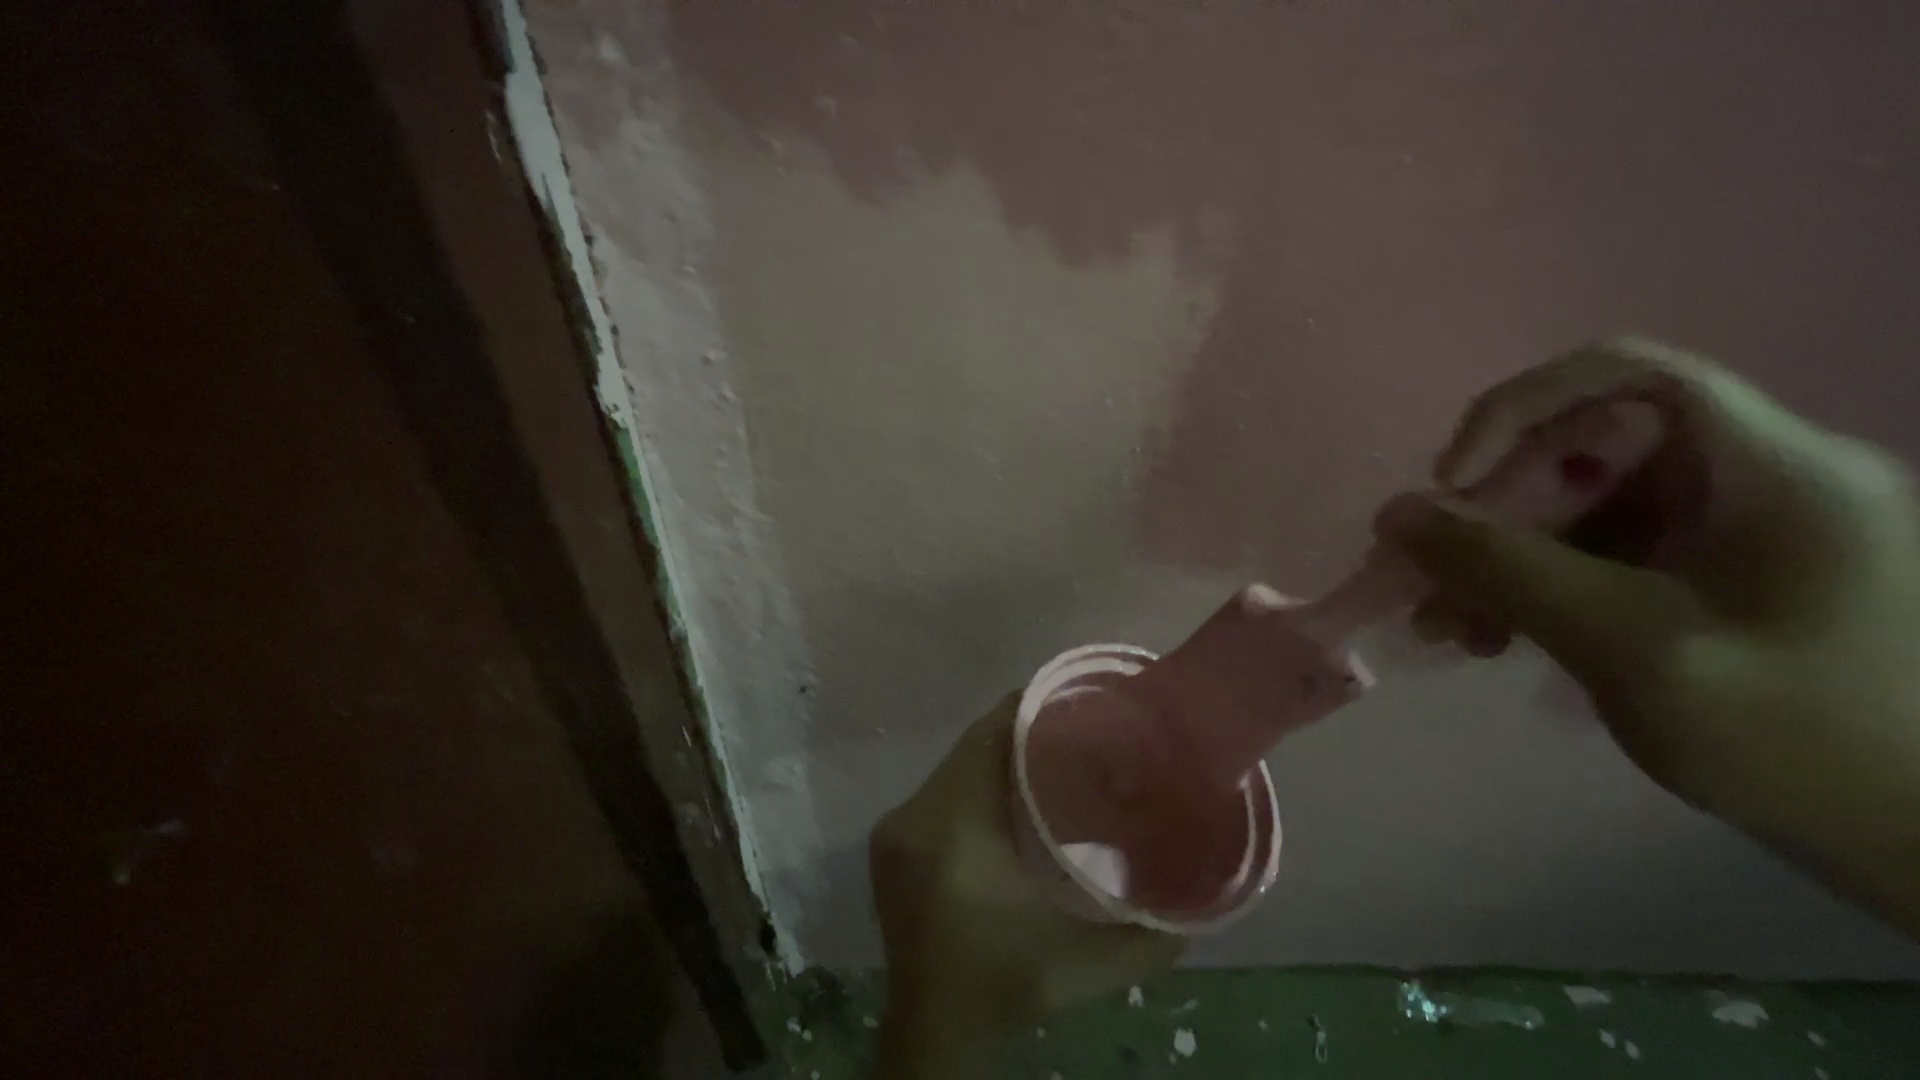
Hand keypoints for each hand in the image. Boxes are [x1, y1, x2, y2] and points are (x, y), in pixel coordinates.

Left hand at [869, 695, 1184, 1075]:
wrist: (932, 1032)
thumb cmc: (1002, 987)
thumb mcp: (1082, 968)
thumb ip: (1145, 937)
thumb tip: (1197, 905)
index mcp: (952, 830)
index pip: (987, 737)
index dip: (1030, 709)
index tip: (1079, 702)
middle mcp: (914, 817)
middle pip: (971, 744)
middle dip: (1021, 730)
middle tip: (1078, 730)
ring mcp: (895, 828)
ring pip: (954, 764)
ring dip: (998, 754)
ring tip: (1053, 755)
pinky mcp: (892, 841)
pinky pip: (940, 788)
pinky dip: (975, 778)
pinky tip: (1012, 793)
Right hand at [1376, 337, 1919, 932]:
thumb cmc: (1805, 743)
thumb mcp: (1632, 650)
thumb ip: (1508, 572)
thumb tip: (1396, 513)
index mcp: (1768, 465)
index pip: (1623, 374)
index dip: (1518, 410)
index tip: (1453, 486)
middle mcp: (1755, 477)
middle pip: (1589, 451)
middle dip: (1492, 513)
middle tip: (1426, 583)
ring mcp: (1740, 531)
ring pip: (1586, 510)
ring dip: (1505, 559)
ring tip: (1447, 627)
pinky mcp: (1724, 578)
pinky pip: (1608, 556)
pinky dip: (1542, 588)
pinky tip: (1497, 638)